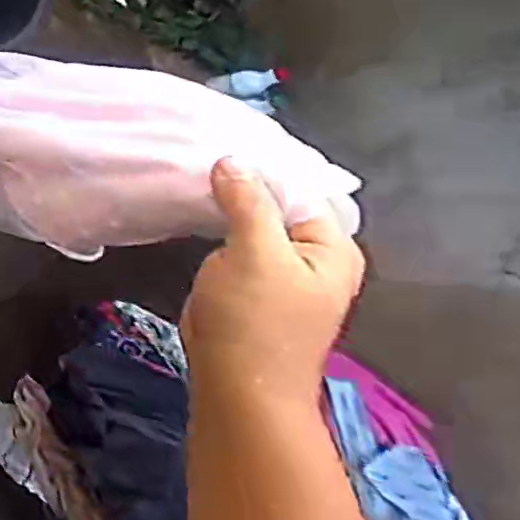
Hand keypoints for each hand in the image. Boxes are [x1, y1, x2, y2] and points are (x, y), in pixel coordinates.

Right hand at [181, 158, 364, 405]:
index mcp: (331, 247)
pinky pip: (233, 233)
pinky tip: (190, 205)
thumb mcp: (255, 256)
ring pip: (251, 216)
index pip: (300, 188)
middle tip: (196, 152)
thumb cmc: (256, 319)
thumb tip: (232, 160)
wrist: (237, 379)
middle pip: (276, 201)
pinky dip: (214, 217)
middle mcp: (310, 252)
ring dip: (224, 198)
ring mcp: (276, 265)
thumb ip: (248, 205)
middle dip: (240, 179)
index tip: (219, 141)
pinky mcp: (245, 274)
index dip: (263, 165)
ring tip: (188, 172)